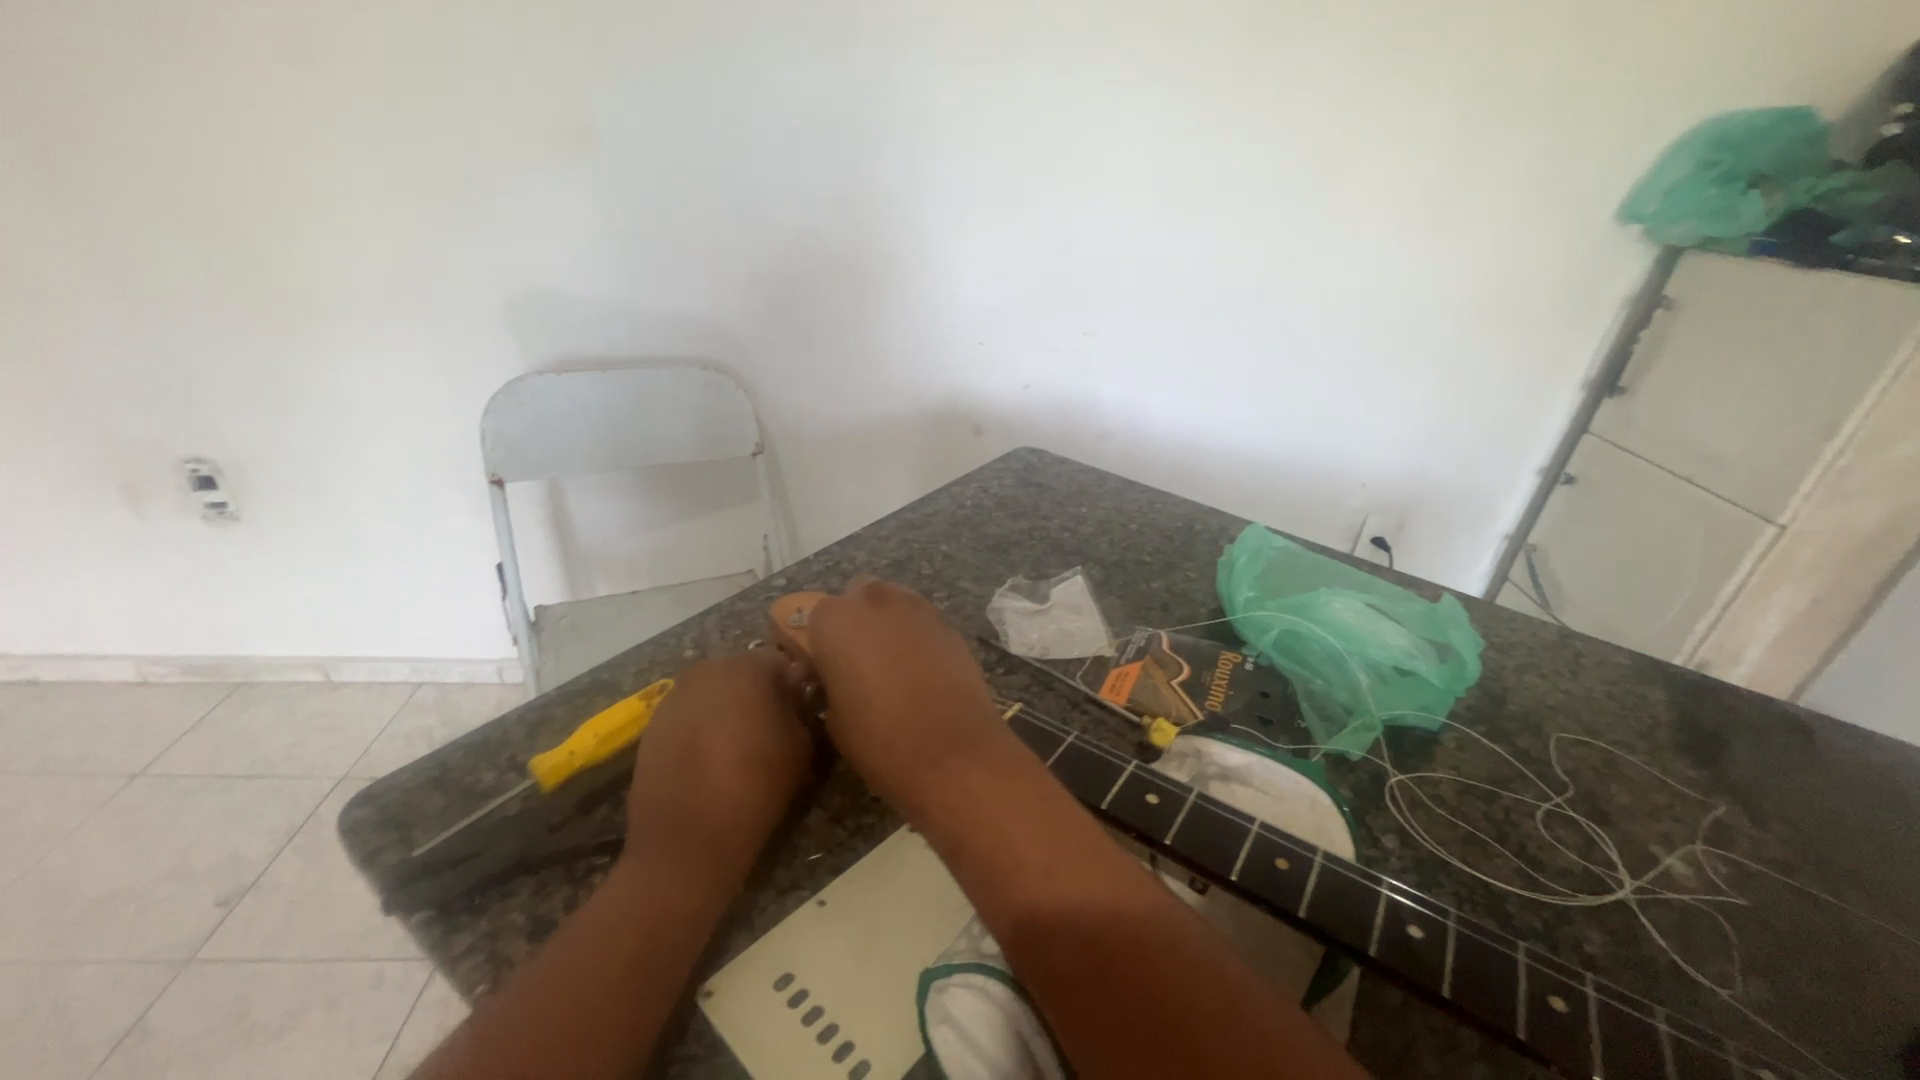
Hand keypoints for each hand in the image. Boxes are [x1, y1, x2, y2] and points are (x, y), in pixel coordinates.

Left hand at [619, 649, 813, 884]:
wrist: (686, 842)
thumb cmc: (755, 789)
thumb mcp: (800, 747)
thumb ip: (799, 709)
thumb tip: (792, 695)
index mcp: (746, 669)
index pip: (781, 662)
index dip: (794, 686)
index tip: (801, 713)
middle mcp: (706, 671)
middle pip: (742, 671)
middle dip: (758, 693)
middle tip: (772, 728)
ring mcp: (674, 696)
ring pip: (713, 692)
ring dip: (728, 709)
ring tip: (739, 746)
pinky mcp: (653, 724)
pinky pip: (690, 714)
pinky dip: (702, 727)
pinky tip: (710, 759)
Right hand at [805, 578, 1010, 809]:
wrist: (953, 754)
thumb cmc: (880, 740)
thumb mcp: (834, 719)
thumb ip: (829, 684)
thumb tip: (834, 679)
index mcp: (835, 620)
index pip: (815, 617)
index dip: (819, 643)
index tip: (824, 670)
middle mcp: (875, 602)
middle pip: (858, 596)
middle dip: (855, 621)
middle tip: (858, 662)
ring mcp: (918, 610)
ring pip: (894, 603)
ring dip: (888, 624)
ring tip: (892, 665)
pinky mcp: (950, 627)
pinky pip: (923, 623)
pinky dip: (917, 638)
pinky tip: (922, 672)